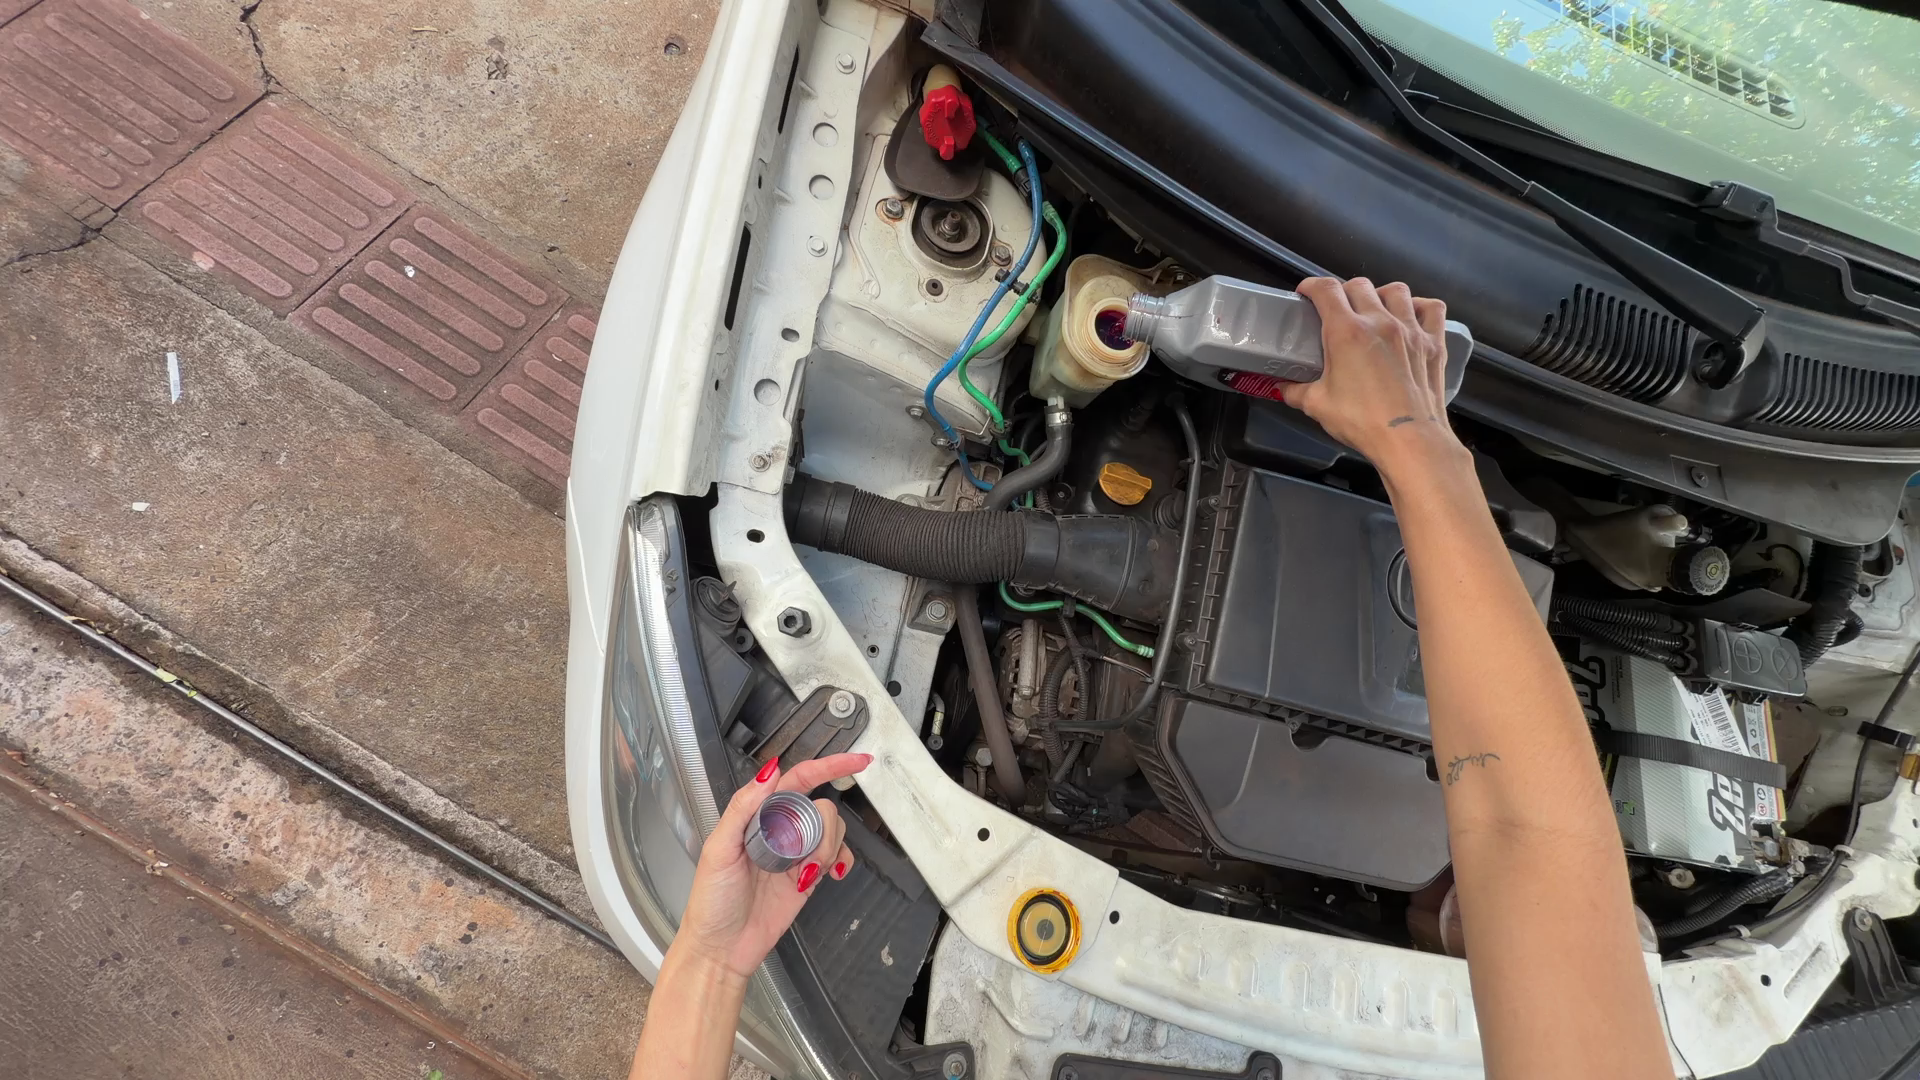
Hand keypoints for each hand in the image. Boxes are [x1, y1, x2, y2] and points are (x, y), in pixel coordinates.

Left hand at [674, 752, 871, 979]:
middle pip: (823, 806)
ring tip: (808, 875)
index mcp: (761, 813)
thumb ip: (743, 807)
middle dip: (827, 828)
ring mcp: (799, 851)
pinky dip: (841, 861)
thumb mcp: (719, 849)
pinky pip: (838, 856)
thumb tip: (770, 772)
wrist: (722, 950)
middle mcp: (783, 827)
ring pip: (834, 830)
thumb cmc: (712, 900)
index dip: (830, 766)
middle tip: (811, 859)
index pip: (801, 778)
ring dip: (829, 850)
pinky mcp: (810, 874)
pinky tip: (831, 874)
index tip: (857, 761)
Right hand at [1281, 277, 1462, 472]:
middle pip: (1359, 285)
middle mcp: (1380, 321)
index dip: (1312, 286)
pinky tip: (1409, 315)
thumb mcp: (1316, 405)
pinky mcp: (1434, 341)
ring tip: (1371, 309)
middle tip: (1334, 308)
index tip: (1305, 293)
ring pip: (1395, 290)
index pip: (1326, 291)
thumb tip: (1282, 387)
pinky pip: (1431, 308)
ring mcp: (1411, 329)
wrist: (1407, 437)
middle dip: (1342, 291)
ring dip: (1378, 294)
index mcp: (1346, 332)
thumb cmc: (1360, 421)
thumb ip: (1295, 390)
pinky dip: (1418, 305)